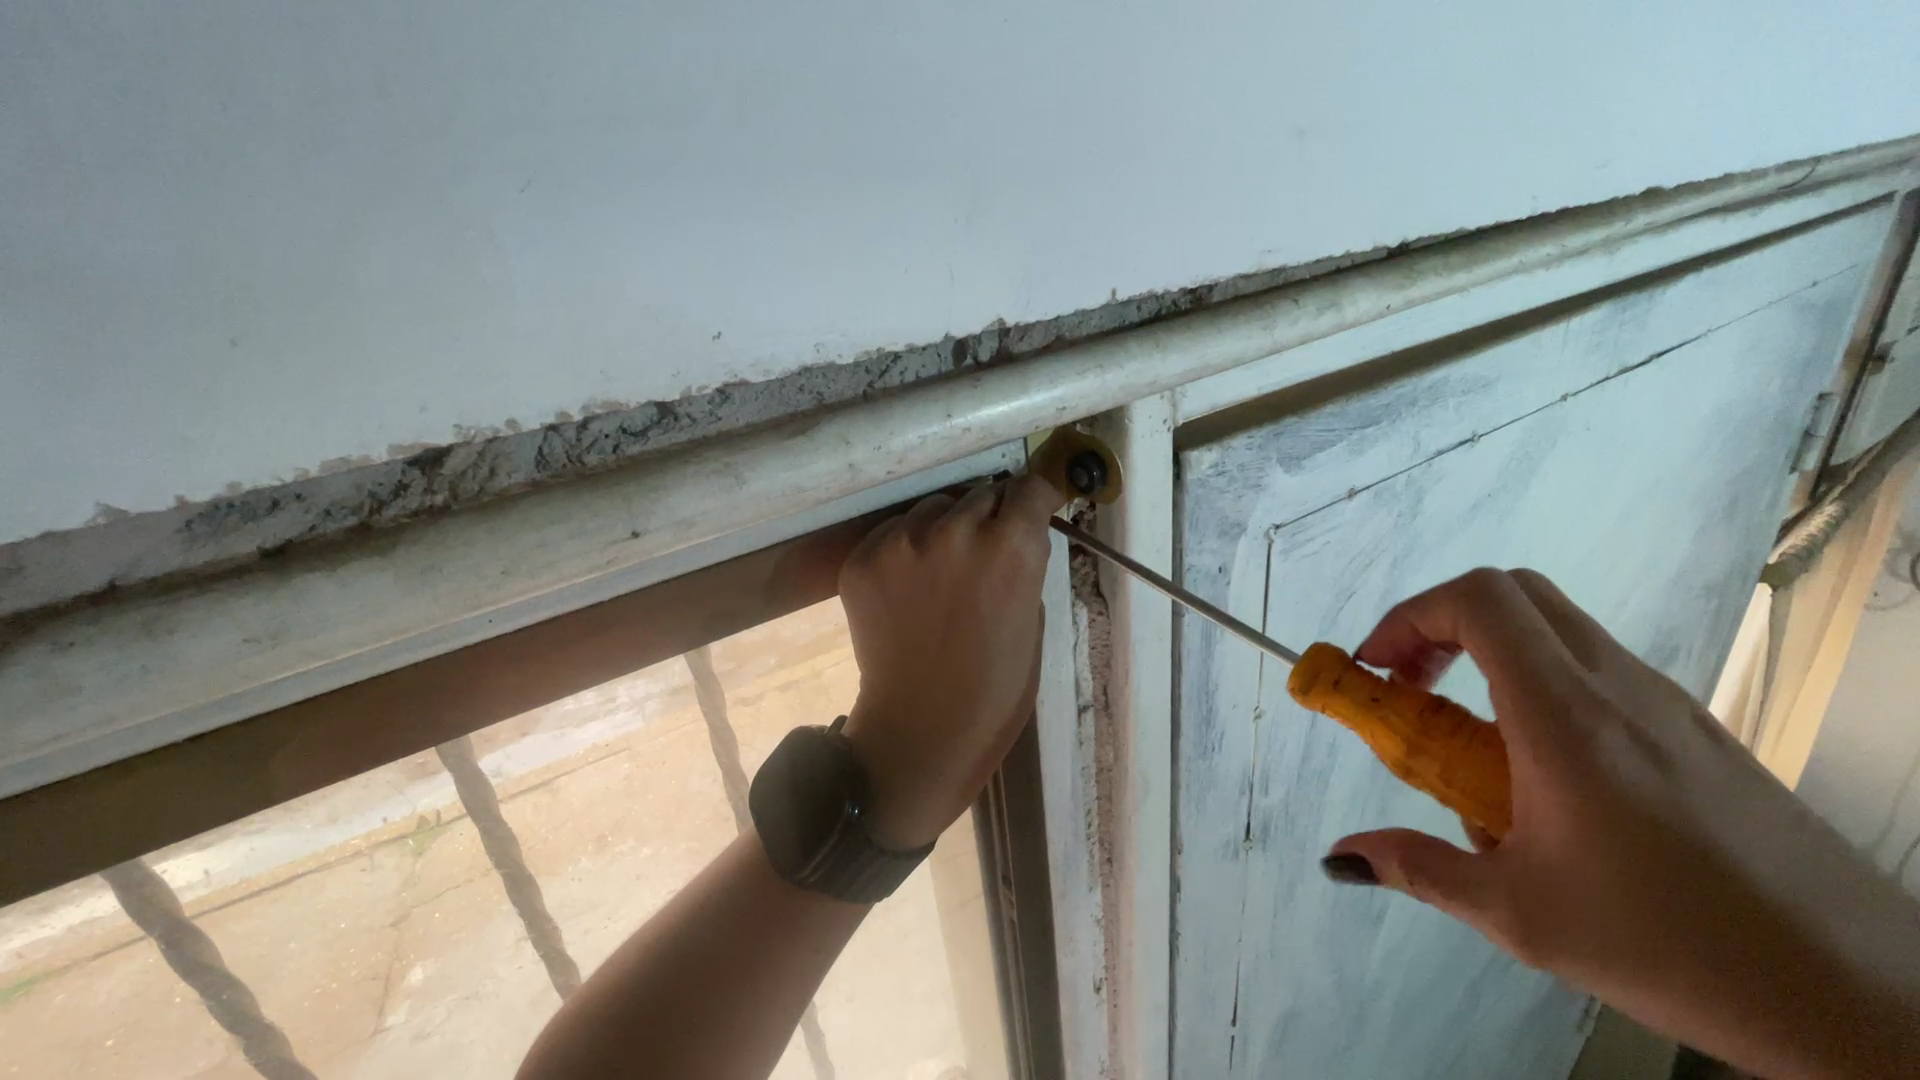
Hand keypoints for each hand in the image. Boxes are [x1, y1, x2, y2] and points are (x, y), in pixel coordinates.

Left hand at [837, 475, 1061, 850]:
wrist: (923, 729)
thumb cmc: (997, 687)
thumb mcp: (1033, 618)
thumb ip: (1023, 564)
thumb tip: (1013, 533)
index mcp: (1012, 547)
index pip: (1030, 488)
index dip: (1035, 498)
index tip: (1033, 506)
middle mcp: (957, 530)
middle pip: (981, 494)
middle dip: (990, 516)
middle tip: (986, 550)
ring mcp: (902, 542)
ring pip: (934, 508)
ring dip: (945, 527)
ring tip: (943, 569)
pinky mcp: (862, 558)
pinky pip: (893, 532)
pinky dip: (905, 549)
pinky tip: (910, 587)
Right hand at [1325, 568, 1919, 1079]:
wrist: (1863, 993)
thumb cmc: (1671, 945)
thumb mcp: (1520, 915)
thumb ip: (1419, 868)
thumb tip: (1342, 856)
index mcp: (1566, 716)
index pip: (1478, 601)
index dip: (1409, 616)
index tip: (1376, 671)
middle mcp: (1617, 687)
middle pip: (1514, 594)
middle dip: (1440, 623)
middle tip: (1410, 687)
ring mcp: (1666, 702)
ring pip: (1557, 627)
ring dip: (1489, 652)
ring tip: (1467, 738)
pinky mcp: (1695, 729)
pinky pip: (1596, 669)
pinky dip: (1538, 682)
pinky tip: (1542, 772)